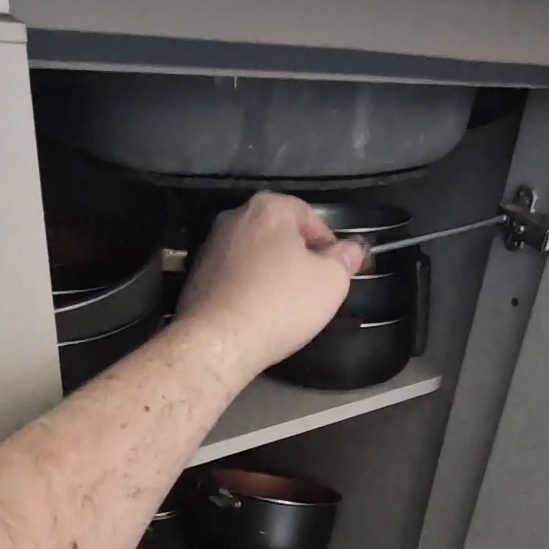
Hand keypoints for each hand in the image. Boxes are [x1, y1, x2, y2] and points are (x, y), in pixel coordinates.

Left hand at [172, 192, 364, 373]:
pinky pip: (235, 276)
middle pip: (279, 234)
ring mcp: (211, 246)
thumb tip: (352, 249)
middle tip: (314, 289)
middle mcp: (235, 217)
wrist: (220, 340)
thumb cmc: (282, 303)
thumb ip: (344, 260)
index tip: (336, 271)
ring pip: (256, 255)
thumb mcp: (331, 282)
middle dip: (298, 257)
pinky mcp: (197, 275)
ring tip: (285, 305)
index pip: (310, 216)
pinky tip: (259, 313)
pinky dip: (250, 288)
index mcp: (269, 207)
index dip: (329, 244)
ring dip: (272, 273)